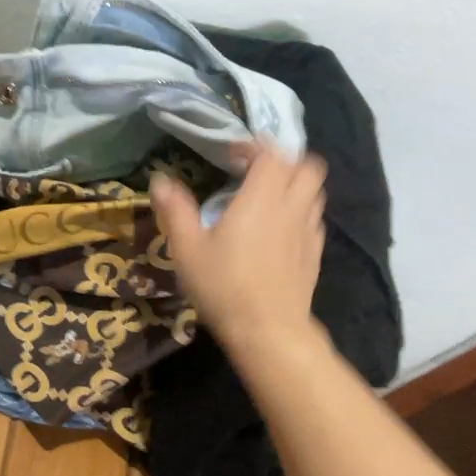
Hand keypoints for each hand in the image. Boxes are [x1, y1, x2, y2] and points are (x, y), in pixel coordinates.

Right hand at [151, 147, 326, 352]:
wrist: (267, 329)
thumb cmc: (222, 285)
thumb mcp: (187, 249)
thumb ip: (175, 211)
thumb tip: (160, 180)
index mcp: (261, 198)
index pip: (272, 153)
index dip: (255, 146)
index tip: (232, 154)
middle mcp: (291, 206)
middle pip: (306, 165)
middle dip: (284, 160)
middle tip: (255, 172)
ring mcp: (308, 230)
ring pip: (314, 190)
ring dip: (294, 185)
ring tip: (267, 198)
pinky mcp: (315, 252)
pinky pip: (313, 218)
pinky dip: (299, 212)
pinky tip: (277, 231)